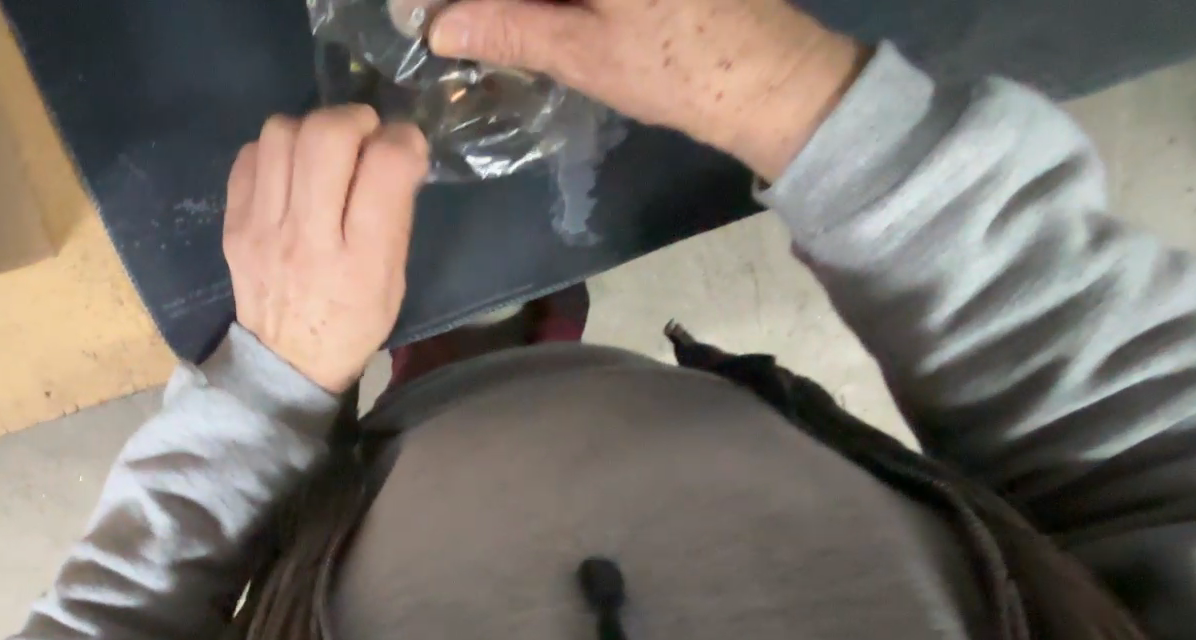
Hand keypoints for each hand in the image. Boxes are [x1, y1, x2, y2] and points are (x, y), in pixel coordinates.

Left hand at [224, 106, 430, 392]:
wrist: (288, 363)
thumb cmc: (352, 323)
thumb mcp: (392, 281)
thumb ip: (394, 216)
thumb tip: (394, 149)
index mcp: (361, 261)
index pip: (385, 165)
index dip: (402, 139)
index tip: (403, 147)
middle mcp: (309, 238)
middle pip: (326, 135)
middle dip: (353, 120)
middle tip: (362, 138)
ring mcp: (263, 229)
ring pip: (281, 133)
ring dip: (310, 130)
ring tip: (323, 154)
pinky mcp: (234, 226)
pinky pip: (250, 156)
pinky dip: (275, 152)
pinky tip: (290, 173)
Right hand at [428, 0, 863, 179]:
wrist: (767, 75)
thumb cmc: (676, 67)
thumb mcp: (583, 51)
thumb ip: (508, 26)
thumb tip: (440, 25)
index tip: (428, 13)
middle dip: (488, 0)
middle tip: (445, 20)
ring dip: (520, 4)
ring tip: (471, 22)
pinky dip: (547, 0)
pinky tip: (520, 18)